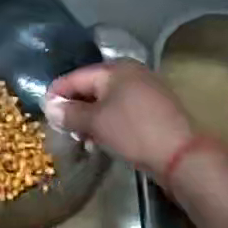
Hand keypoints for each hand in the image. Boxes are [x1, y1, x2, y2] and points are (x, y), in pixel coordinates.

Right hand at [45, 60, 200, 176]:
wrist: (185, 158)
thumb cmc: (134, 131)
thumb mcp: (94, 122)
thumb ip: (68, 112)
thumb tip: (50, 107)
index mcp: (116, 69)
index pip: (75, 77)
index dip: (56, 94)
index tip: (43, 111)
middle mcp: (132, 74)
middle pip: (91, 88)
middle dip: (74, 108)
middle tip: (61, 127)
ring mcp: (147, 92)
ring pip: (107, 102)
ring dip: (90, 119)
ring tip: (81, 138)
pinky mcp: (157, 111)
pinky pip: (122, 112)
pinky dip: (108, 123)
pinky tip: (101, 140)